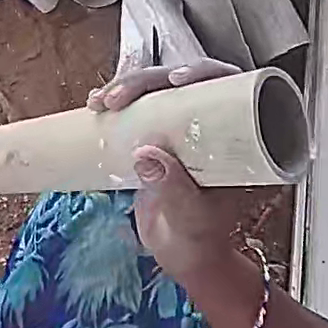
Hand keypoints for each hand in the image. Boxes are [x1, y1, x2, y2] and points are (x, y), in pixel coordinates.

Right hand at [88, 60, 247, 279]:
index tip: (176, 79)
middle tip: (117, 96)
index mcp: (232, 135)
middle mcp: (206, 122)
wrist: (181, 255)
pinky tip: (95, 105)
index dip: (202, 72)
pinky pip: (133, 109)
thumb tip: (145, 155)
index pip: (226, 86)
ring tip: (99, 101)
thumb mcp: (191, 216)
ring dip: (125, 88)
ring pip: (153, 90)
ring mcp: (177, 127)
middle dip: (147, 81)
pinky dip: (113, 104)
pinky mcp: (151, 135)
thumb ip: (174, 189)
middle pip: (180, 82)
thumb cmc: (199, 236)